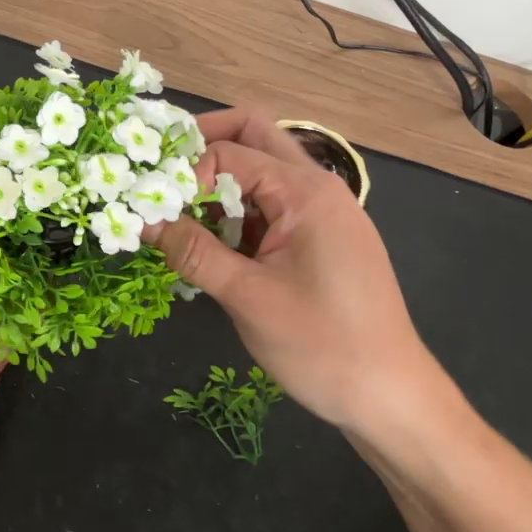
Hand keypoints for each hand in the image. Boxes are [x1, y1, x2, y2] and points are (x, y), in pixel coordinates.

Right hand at [148, 109, 447, 430]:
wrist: (389, 395)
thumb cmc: (321, 344)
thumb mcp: (246, 297)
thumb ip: (192, 252)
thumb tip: (142, 220)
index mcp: (306, 194)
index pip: (230, 151)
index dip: (186, 171)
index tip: (152, 204)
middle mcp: (318, 189)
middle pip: (254, 136)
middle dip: (202, 145)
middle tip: (159, 172)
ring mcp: (323, 213)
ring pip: (261, 170)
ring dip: (218, 181)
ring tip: (178, 214)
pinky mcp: (320, 239)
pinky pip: (271, 204)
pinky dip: (236, 211)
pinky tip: (210, 243)